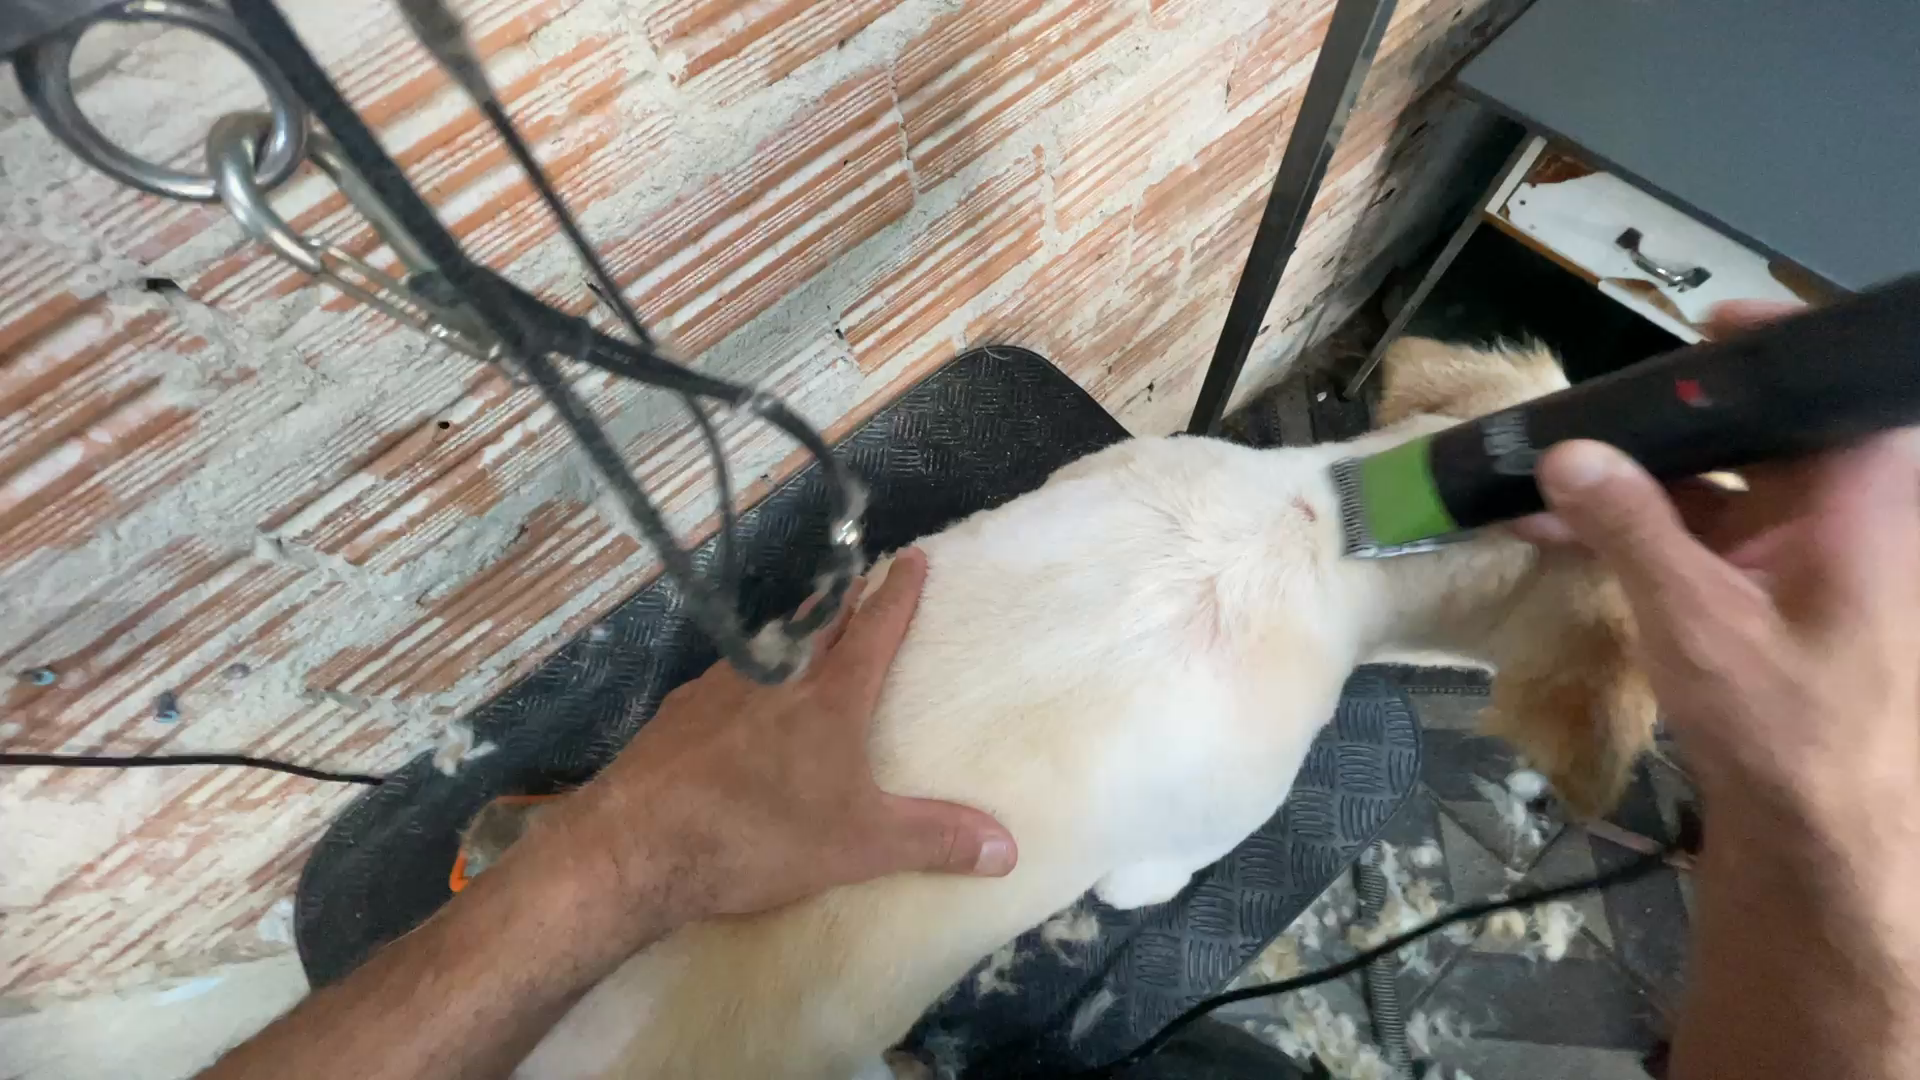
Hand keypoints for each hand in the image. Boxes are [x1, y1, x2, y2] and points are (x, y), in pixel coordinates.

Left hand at [555, 548, 1016, 925]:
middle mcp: (778, 677)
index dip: (899, 592)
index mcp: (829, 698)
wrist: (636, 847)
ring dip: (795, 631)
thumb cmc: (760, 835)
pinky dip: (748, 674)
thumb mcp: (860, 845)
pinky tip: (736, 701)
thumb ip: (934, 840)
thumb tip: (1009, 849)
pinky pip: (727, 677)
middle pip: (820, 620)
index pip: (875, 629)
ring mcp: (721, 687)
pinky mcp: (679, 710)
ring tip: (805, 635)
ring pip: (771, 643)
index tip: (913, 556)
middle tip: (860, 580)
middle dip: (846, 597)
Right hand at [1524, 304, 1919, 846]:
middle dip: (1667, 423)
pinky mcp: (1753, 591)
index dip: (1785, 353)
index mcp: (1865, 511)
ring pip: (1711, 488)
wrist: (1817, 822)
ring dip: (1624, 482)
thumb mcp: (1696, 618)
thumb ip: (1631, 528)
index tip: (1710, 330)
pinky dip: (1623, 527)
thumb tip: (1567, 454)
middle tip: (1585, 413)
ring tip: (1538, 475)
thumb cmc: (1787, 718)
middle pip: (1758, 437)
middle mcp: (1839, 521)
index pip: (1841, 401)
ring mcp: (1794, 558)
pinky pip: (1687, 536)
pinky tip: (1550, 528)